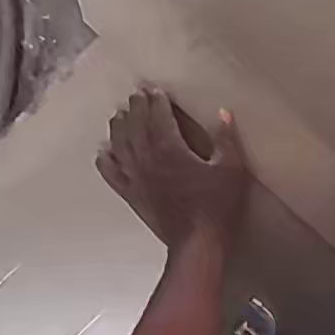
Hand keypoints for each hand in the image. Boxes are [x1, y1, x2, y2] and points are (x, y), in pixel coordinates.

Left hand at [96, 87, 249, 246]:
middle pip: (136, 127)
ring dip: (119, 127)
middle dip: (136, 108)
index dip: (157, 102)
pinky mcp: (132, 196)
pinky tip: (103, 152)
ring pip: (120, 145)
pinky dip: (106, 161)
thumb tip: (223, 114)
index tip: (155, 90)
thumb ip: (225, 140)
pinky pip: (112, 174)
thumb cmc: (217, 206)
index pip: (159, 117)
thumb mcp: (232, 170)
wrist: (197, 243)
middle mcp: (147, 159)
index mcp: (171, 149)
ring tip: (120, 115)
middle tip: (136, 95)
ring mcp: (136, 178)